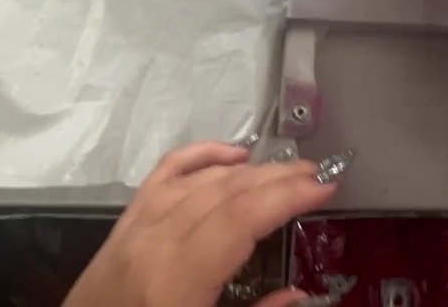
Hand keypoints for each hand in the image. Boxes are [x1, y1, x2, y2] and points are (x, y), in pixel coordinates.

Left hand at [65, 141, 335, 306]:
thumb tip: (299, 294)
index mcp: (175, 283)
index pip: (241, 218)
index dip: (288, 195)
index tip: (326, 185)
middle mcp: (154, 243)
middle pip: (226, 190)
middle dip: (277, 178)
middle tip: (317, 175)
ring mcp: (133, 230)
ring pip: (200, 179)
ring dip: (248, 169)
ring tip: (286, 171)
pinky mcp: (121, 228)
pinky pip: (164, 175)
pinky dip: (200, 157)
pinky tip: (230, 154)